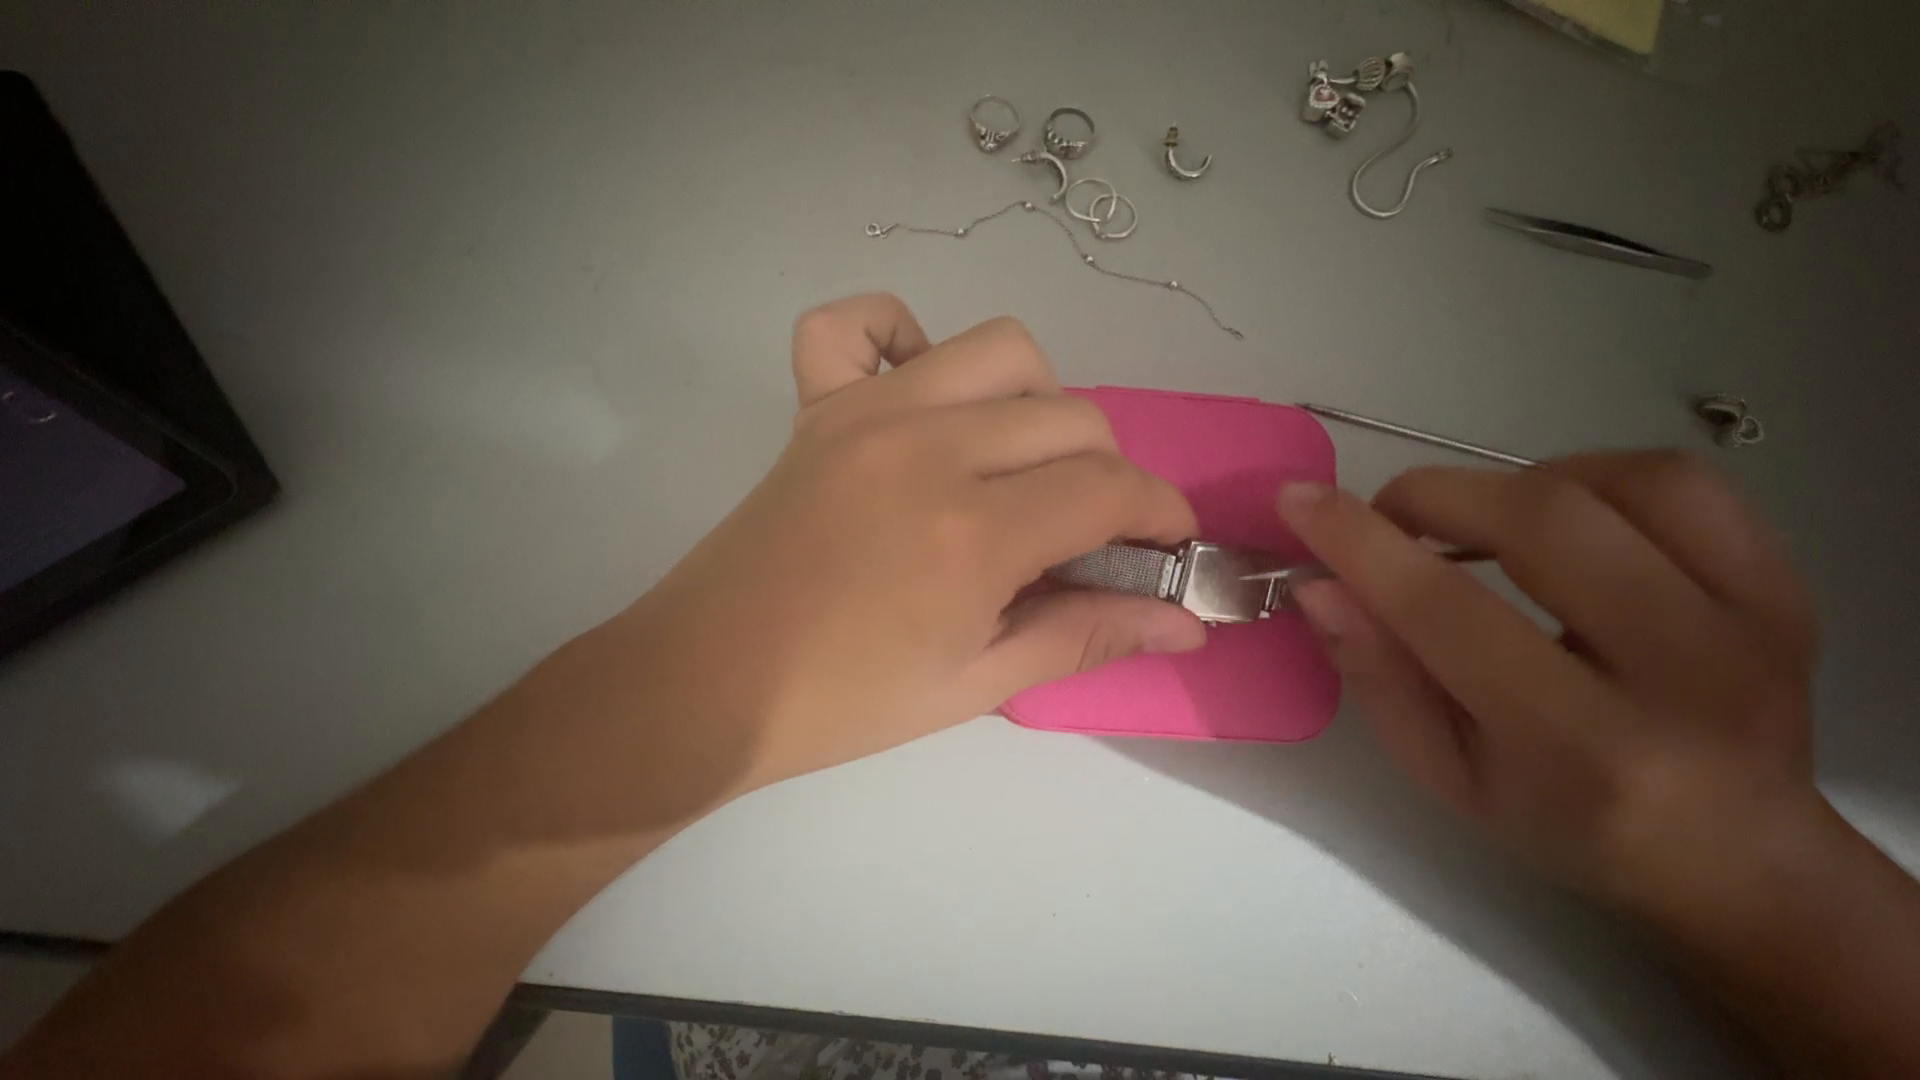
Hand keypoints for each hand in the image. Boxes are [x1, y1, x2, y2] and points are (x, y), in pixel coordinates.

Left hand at [609, 293, 1203, 795]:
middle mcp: (929, 447)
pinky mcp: (817, 405)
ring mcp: (867, 412)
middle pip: (1071, 417)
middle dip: (1108, 472)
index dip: (1160, 514)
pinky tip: (919, 392)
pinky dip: (902, 335)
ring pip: (1000, 350)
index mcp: (972, 532)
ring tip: (1018, 464)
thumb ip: (1085, 637)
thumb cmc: (843, 703)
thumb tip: (1185, 622)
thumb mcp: (975, 684)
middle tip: (1086, 531)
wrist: (707, 682)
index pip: (1110, 490)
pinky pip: (859, 322)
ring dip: (1037, 400)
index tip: (1167, 543)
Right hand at [1275, 451, 1821, 916]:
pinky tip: (1557, 513)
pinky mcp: (1786, 584)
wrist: (1737, 851)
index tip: (1298, 501)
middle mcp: (1686, 674)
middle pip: (1542, 523)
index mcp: (1582, 746)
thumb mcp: (1444, 772)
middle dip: (1433, 497)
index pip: (1448, 611)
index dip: (1359, 543)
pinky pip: (1678, 483)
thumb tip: (1317, 584)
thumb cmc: (1563, 819)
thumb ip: (1377, 675)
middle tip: (1389, 519)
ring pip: (1617, 481)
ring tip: (1475, 523)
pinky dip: (1591, 475)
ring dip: (1512, 483)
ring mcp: (1755, 620)